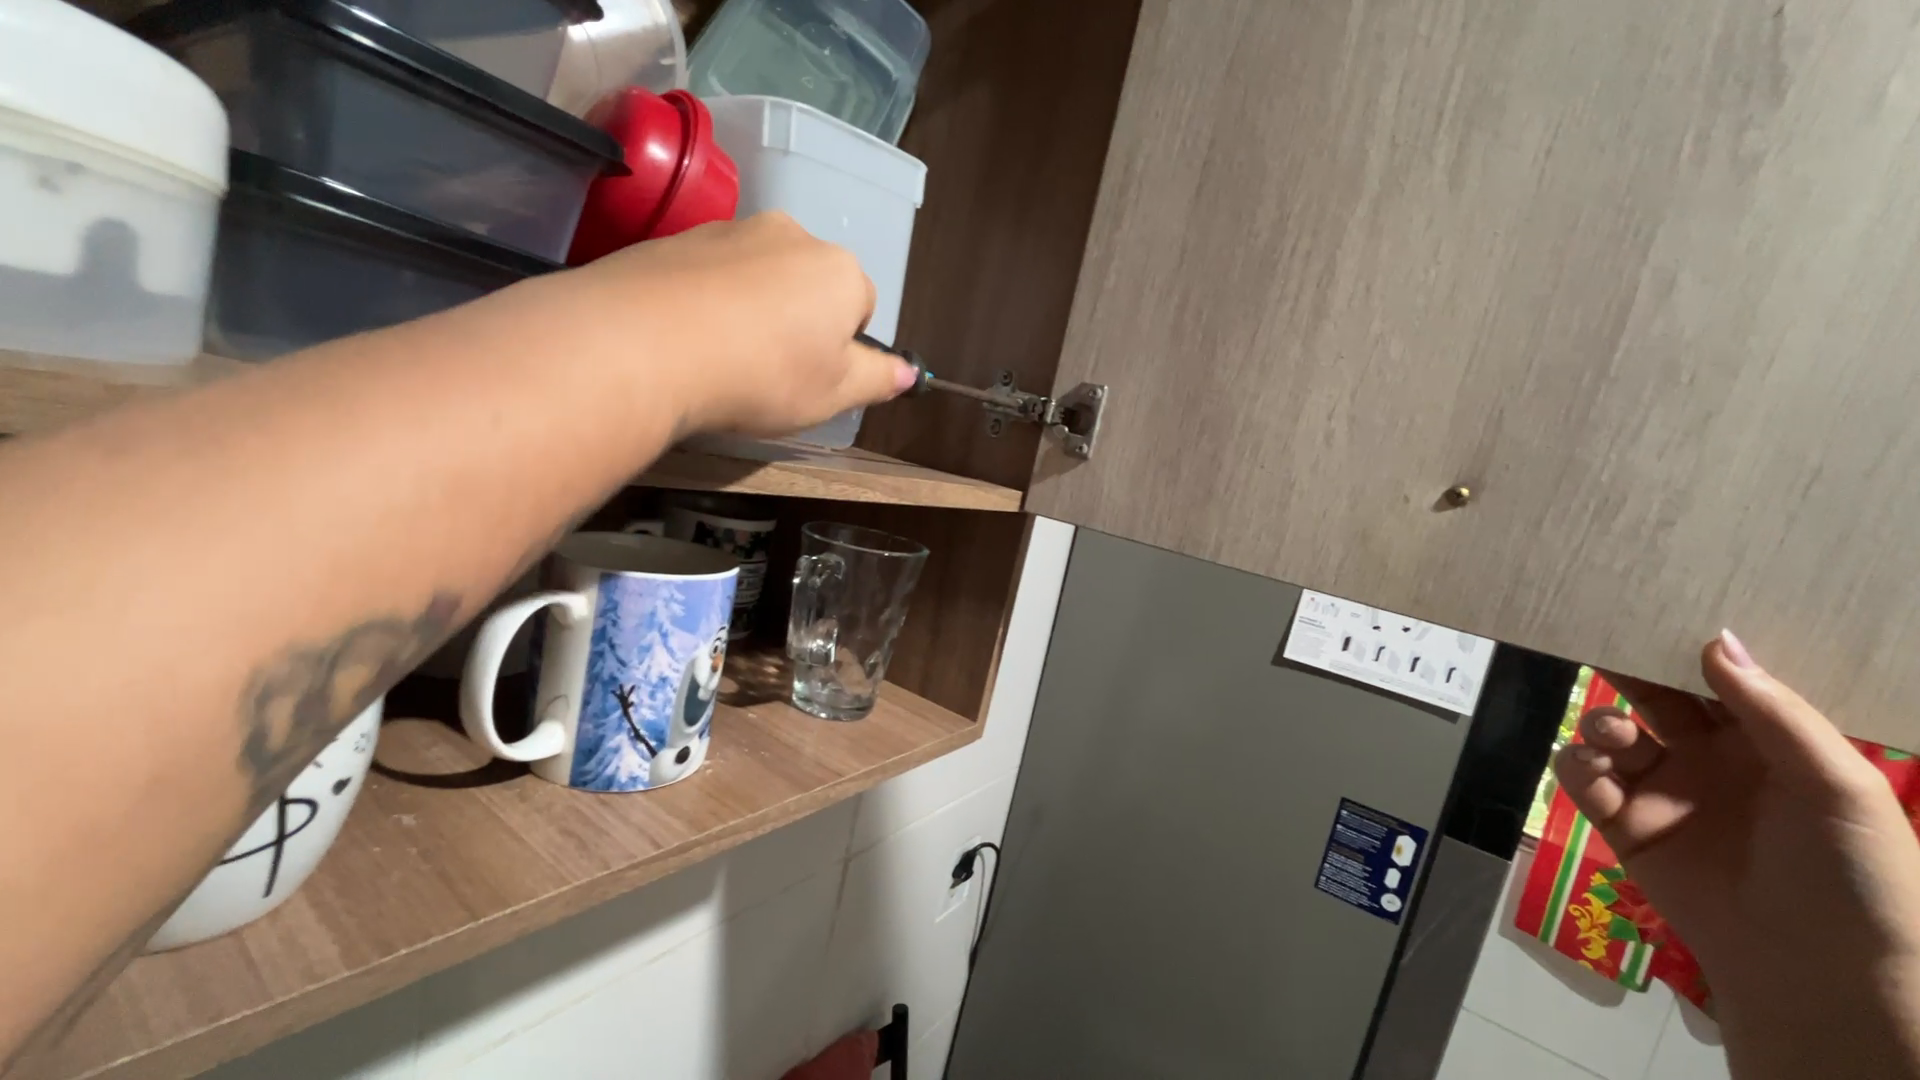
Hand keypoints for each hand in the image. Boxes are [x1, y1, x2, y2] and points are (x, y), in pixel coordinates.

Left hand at [565, 212, 917, 436]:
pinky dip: (708, 300)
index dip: (843, 346)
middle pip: (810, 282)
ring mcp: (730, 231)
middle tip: (771, 370)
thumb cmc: (763, 374)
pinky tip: (688, 338)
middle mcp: (792, 235)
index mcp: (839, 271)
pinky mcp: (677, 239)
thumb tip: (909, 372)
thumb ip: (877, 379)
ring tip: (724, 356)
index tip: (813, 378)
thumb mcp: (833, 393)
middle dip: (798, 319)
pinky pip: (710, 274)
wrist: (647, 344)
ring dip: (753, 308)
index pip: (862, 305)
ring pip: (759, 275)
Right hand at [1553, 632, 1919, 1077]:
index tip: (1651, 611)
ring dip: (1601, 724)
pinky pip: (1584, 781)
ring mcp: (1663, 793)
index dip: (1687, 649)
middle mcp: (1711, 761)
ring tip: (1611, 734)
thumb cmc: (1851, 874)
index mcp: (1769, 746)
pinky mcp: (1624, 826)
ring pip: (1611, 736)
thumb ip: (1775, 712)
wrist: (1818, 974)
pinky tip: (1592, 770)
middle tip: (1596, 640)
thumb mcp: (1838, 787)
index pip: (1719, 682)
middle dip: (1628, 673)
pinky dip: (1576, 766)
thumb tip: (1715, 638)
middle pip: (1656, 700)